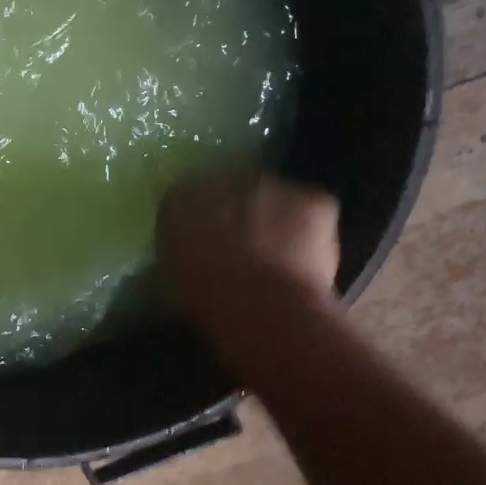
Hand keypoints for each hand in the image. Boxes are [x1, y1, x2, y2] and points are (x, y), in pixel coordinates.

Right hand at [157, 171, 340, 326]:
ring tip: (276, 256)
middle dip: (237, 216)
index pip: (186, 203)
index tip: (204, 247)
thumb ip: (181, 251)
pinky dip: (310, 230)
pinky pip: (310, 211)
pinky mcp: (314, 198)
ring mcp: (272, 185)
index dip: (198, 225)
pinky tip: (303, 257)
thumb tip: (194, 252)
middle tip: (242, 250)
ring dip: (273, 219)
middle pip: (232, 194)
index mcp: (178, 200)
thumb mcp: (171, 275)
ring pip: (274, 200)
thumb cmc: (202, 296)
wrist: (259, 303)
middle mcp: (223, 181)